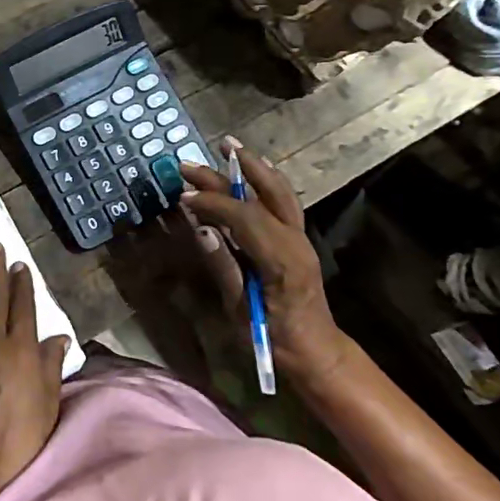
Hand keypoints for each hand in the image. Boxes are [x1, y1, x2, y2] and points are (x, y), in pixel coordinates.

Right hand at [179, 138, 350, 383]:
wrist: (316, 353)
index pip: (245, 217)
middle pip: (261, 197)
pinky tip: (255, 170)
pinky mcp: (299, 241)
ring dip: (254, 167)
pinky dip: (268, 181)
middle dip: (226, 175)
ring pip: (279, 192)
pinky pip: (285, 202)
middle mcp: (296, 242)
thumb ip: (223, 266)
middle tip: (191, 163)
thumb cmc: (275, 340)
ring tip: (230, 147)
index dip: (212, 202)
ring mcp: (301, 239)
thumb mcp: (242, 310)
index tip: (183, 196)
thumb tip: (201, 228)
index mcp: (282, 261)